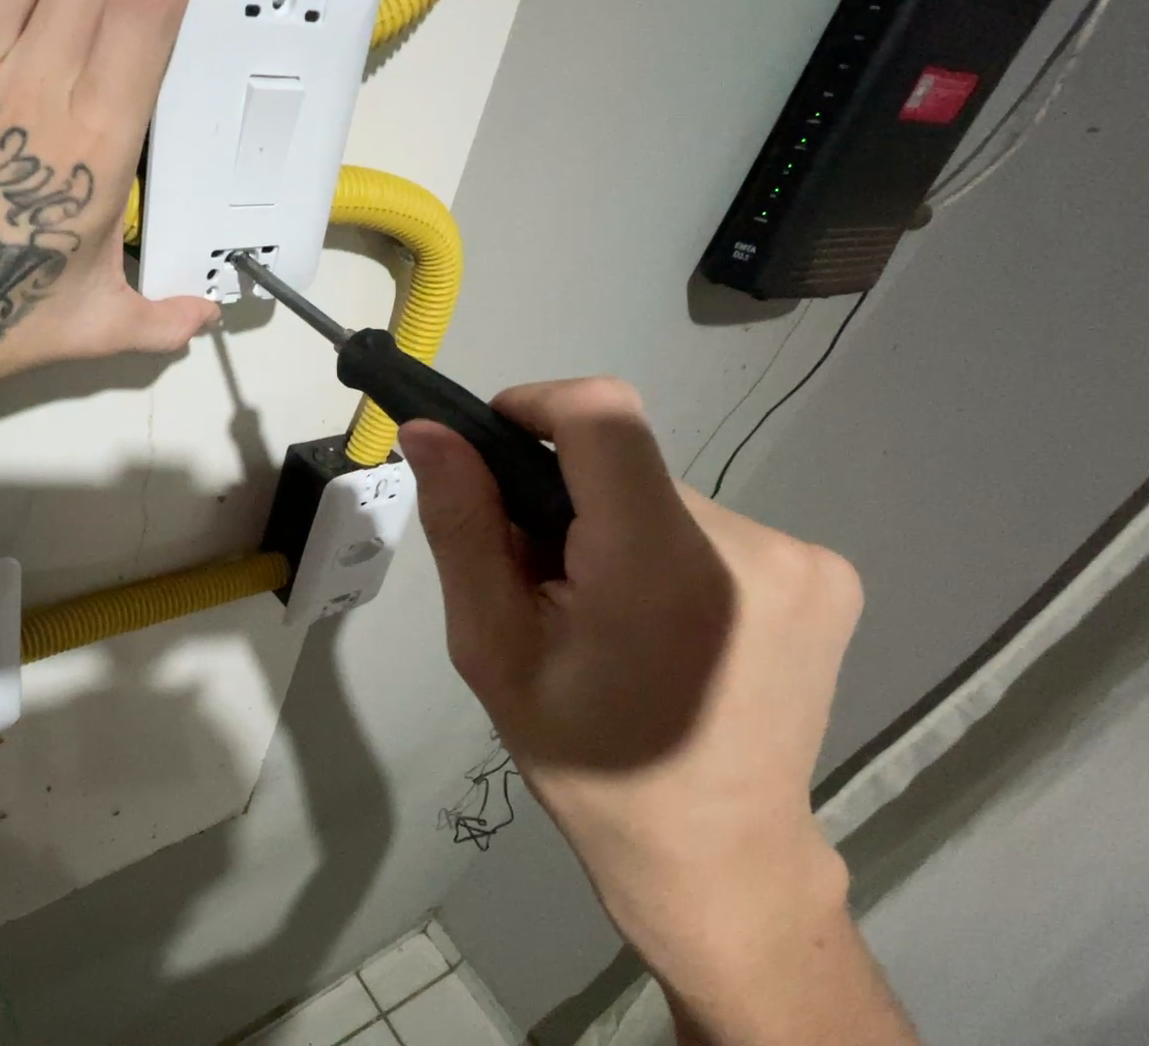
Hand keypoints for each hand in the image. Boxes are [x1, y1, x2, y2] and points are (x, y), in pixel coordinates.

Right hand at [400, 377, 862, 980]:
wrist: (715, 855)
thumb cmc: (586, 762)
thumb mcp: (492, 649)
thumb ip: (462, 530)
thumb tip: (428, 434)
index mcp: (661, 568)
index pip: (603, 416)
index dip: (536, 405)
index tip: (492, 445)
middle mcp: (754, 546)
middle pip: (625, 466)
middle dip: (563, 502)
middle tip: (535, 580)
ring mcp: (808, 560)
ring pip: (663, 498)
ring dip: (613, 530)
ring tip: (597, 615)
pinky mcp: (830, 574)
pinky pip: (710, 528)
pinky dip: (661, 551)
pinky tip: (654, 623)